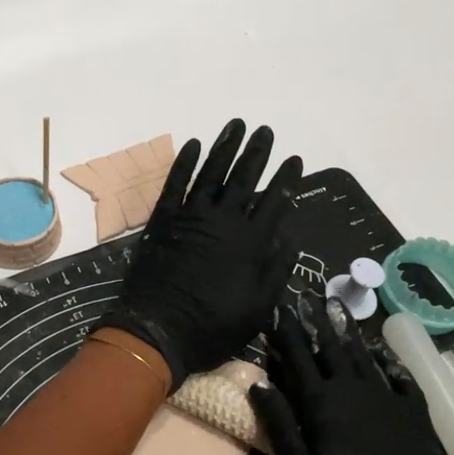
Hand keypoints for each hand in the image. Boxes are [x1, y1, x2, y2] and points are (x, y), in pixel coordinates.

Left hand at [98, 119, 301, 391]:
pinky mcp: (164, 219)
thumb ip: (276, 268)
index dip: (286, 179)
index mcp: (250, 243)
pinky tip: (195, 144)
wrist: (159, 329)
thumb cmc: (213, 325)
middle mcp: (224, 221)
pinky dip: (185, 163)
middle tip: (266, 131)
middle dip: (257, 153)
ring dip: (225, 147)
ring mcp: (191, 216)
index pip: (275, 201)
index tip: (295, 159)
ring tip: (236, 125)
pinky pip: (176, 183)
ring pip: (212, 172)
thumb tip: (290, 235)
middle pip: (244, 178)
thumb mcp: (259, 306)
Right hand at [251, 299, 453, 454]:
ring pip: (364, 356)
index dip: (286, 332)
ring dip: (349, 332)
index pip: (297, 358)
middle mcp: (354, 392)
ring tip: (337, 307)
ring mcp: (389, 400)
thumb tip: (258, 382)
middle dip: (316, 321)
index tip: (276, 307)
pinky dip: (390, 362)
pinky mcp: (416, 415)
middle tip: (307, 294)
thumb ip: (279, 427)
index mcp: (322, 405)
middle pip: (331, 349)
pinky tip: (383, 353)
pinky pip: (401, 378)